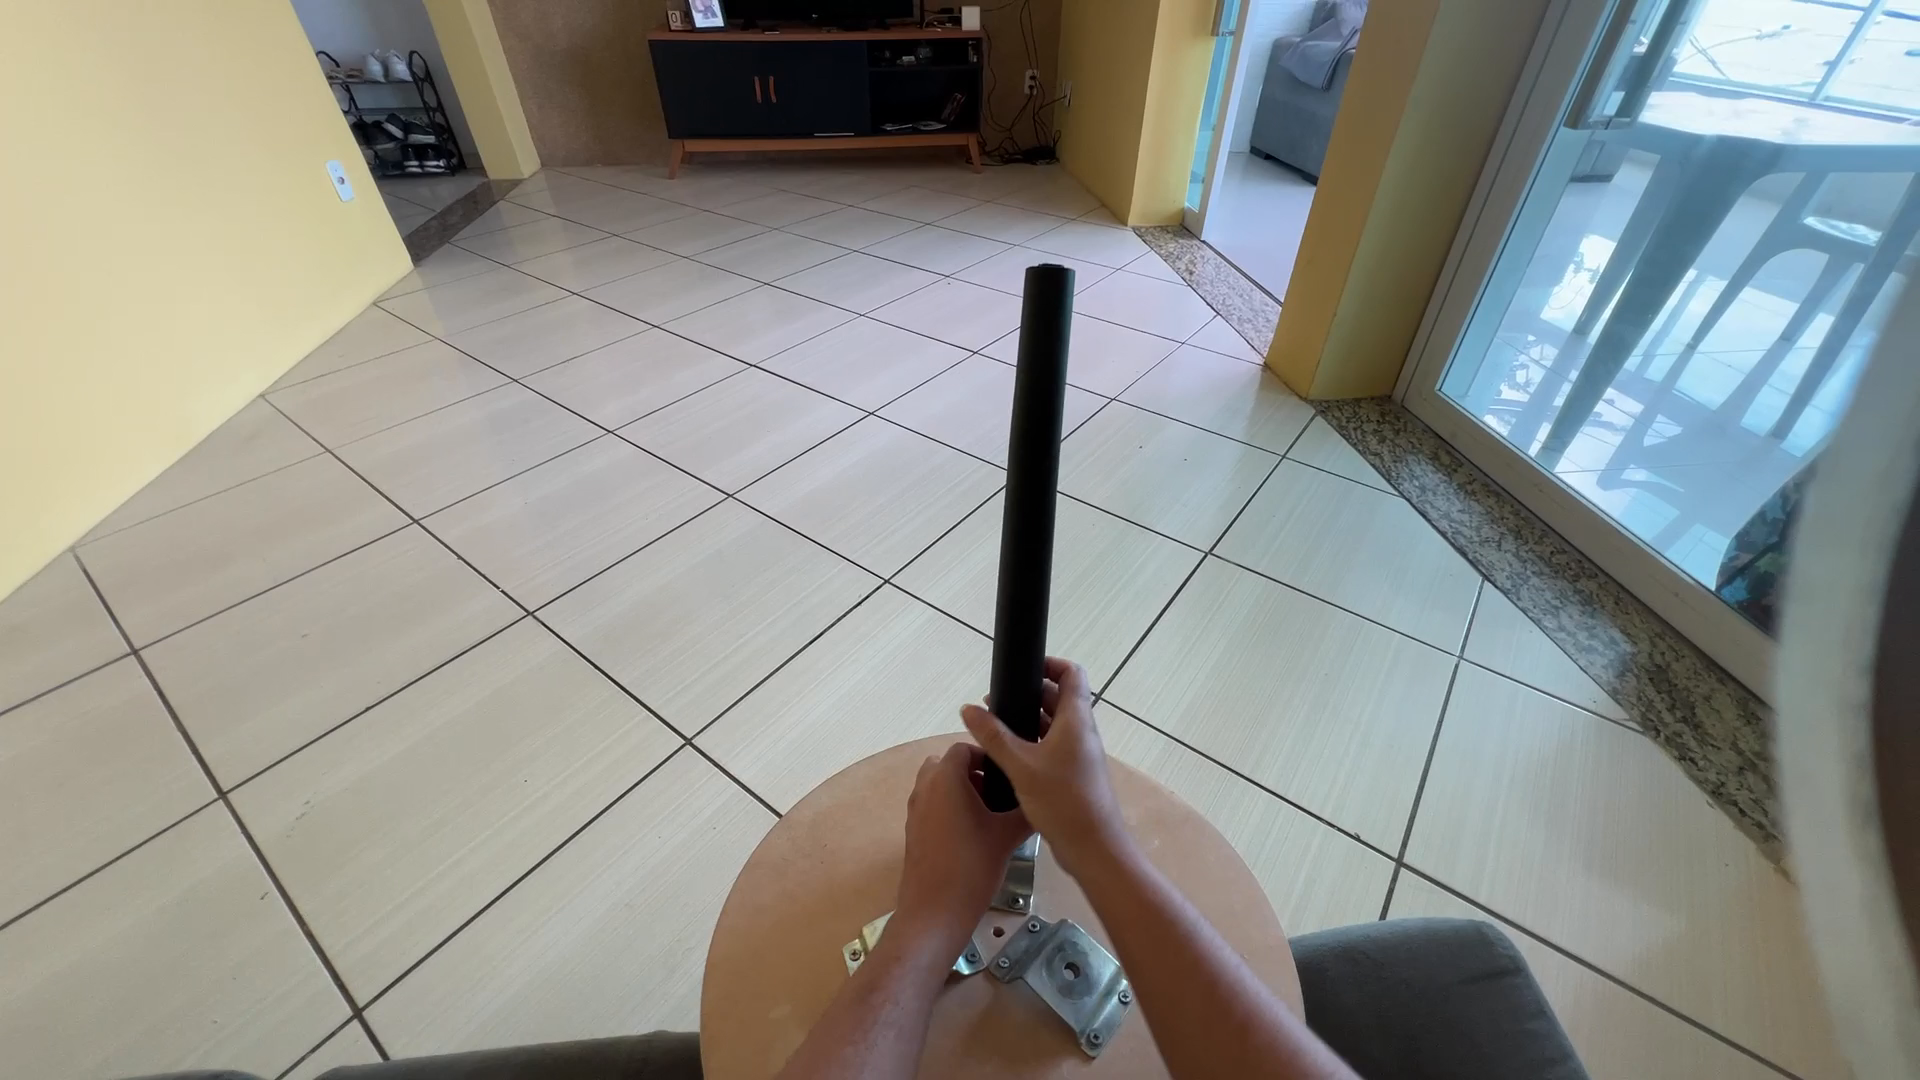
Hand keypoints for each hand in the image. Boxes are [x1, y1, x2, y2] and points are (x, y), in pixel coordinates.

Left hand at [891, 743, 1032, 962]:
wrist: (934, 912)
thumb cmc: (972, 866)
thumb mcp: (1006, 836)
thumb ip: (1025, 812)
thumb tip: (1041, 803)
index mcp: (946, 778)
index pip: (964, 749)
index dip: (988, 757)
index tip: (1008, 776)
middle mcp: (925, 787)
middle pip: (948, 764)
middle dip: (974, 774)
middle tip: (999, 795)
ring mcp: (915, 809)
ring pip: (939, 786)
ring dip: (961, 791)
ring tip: (989, 815)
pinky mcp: (913, 831)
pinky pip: (932, 806)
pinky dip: (949, 809)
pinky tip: (973, 836)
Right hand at [960, 657, 1129, 878]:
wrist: (1095, 849)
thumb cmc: (1062, 800)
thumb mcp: (1021, 765)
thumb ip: (993, 736)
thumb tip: (968, 709)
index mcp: (1076, 719)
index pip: (1072, 674)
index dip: (1050, 664)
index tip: (1022, 667)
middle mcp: (1082, 731)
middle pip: (1059, 698)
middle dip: (1029, 694)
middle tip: (996, 700)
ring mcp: (1080, 754)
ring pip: (1054, 724)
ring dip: (1028, 720)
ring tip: (994, 726)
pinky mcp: (1074, 775)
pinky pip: (1053, 746)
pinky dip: (1032, 742)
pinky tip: (1008, 755)